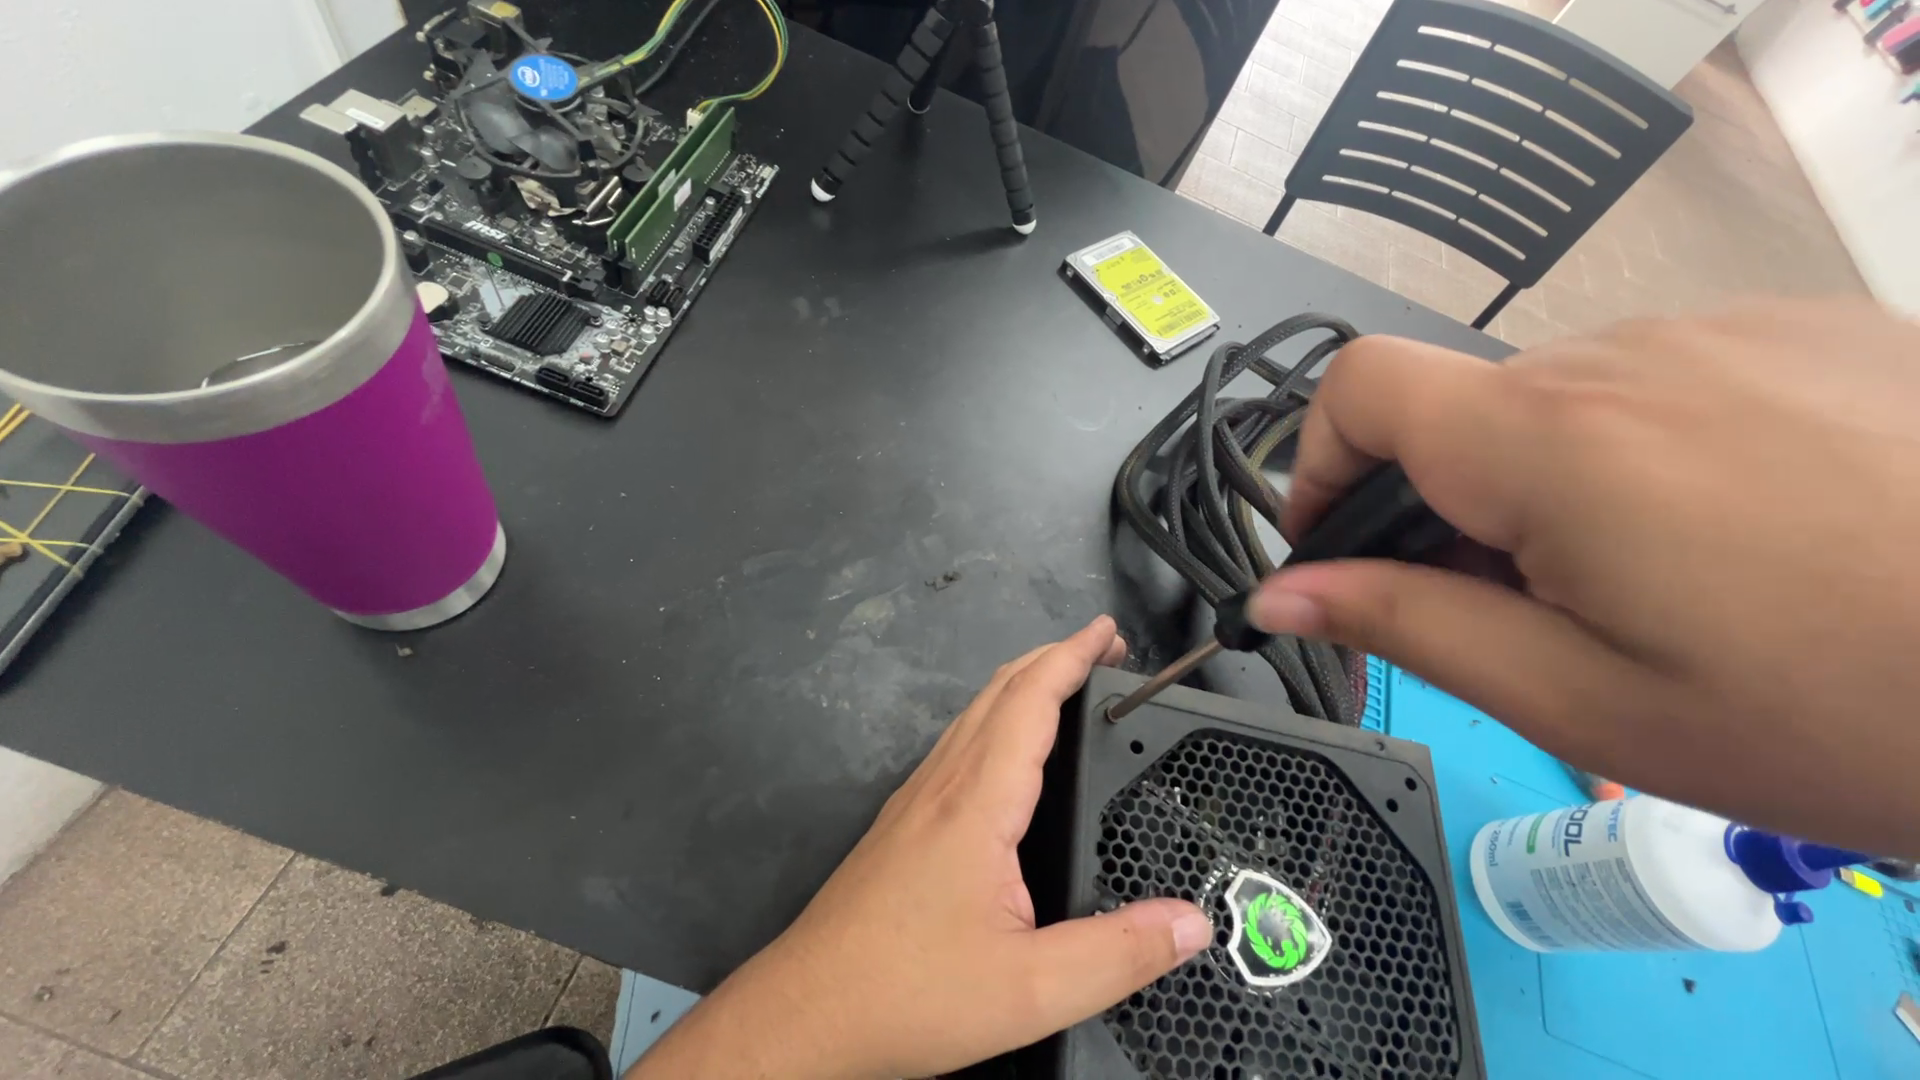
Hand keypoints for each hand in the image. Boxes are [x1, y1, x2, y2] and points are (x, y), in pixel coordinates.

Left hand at [628, 616, 1210, 1079]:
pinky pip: (958, 743)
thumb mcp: (1032, 991)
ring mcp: (916, 798)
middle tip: (1103, 649)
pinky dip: (996, 717)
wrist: (807, 1012)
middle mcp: (943, 783)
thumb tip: (1192, 922)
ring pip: (973, 713)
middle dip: (1053, 656)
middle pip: (998, 691)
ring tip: (1066, 683)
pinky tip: (1010, 750)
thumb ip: (1118, 954)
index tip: (1107, 632)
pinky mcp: (902, 821)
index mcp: (978, 802)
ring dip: (1022, 683)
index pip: (1029, 701)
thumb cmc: (912, 993)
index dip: (1071, 656)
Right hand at [1250, 298, 1919, 856]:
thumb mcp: (1576, 696)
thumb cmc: (1840, 709)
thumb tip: (1277, 593)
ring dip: (1541, 484)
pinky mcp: (1813, 330)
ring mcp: (1729, 328)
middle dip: (1443, 506)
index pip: (1359, 388)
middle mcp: (1624, 353)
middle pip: (1457, 410)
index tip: (1336, 542)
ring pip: (1554, 402)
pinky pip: (1656, 382)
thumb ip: (1404, 625)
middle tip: (1510, 612)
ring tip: (1640, 584)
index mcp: (1548, 439)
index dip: (1316, 461)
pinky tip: (1731, 530)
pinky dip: (1634, 452)